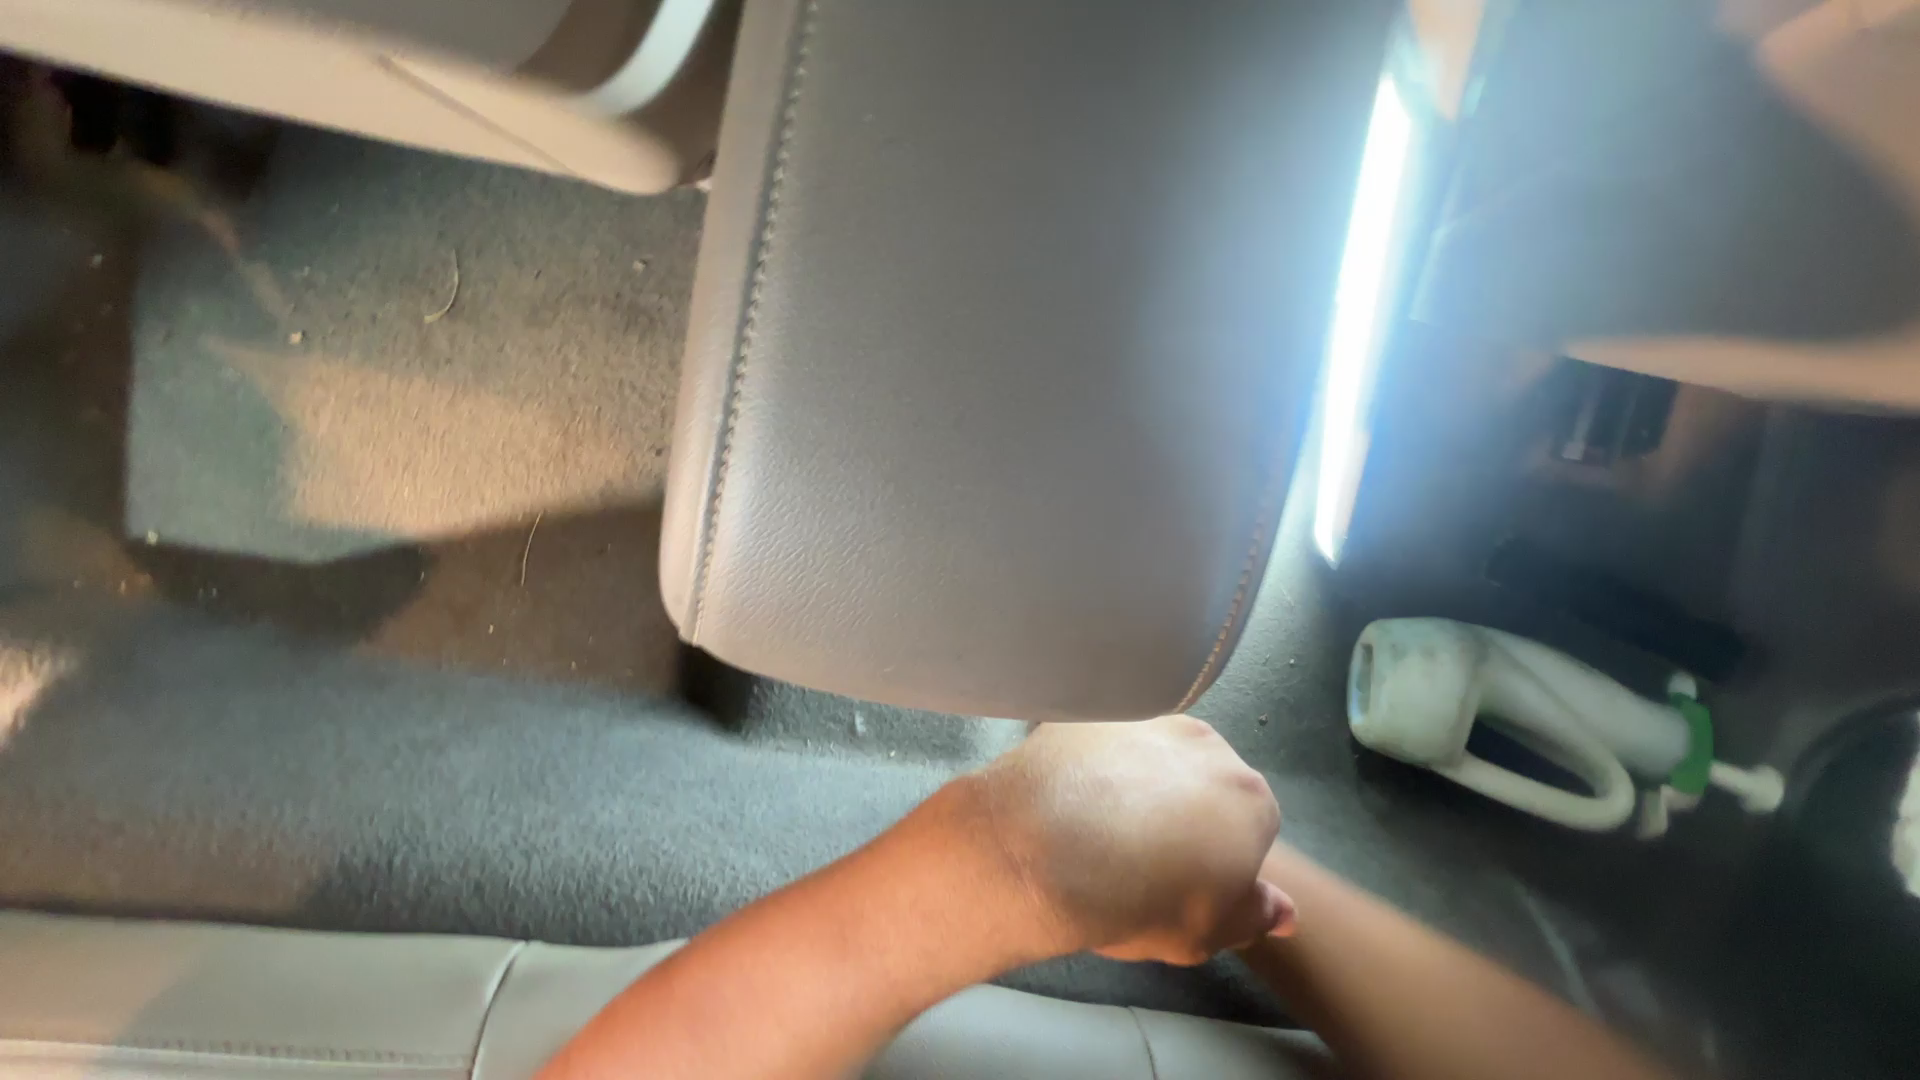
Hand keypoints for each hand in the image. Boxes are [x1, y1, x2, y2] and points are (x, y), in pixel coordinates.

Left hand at [957, 715, 1294, 965]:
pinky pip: (1099, 740)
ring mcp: (1142, 719)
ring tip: (1097, 819)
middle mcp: (1204, 743)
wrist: (1048, 849)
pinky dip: (1090, 760)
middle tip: (1140, 850)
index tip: (1182, 879)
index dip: (1215, 855)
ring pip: (1150, 751)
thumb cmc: (1141, 901)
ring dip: (1136, 775)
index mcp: (1248, 796)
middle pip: (1202, 777)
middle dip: (1182, 806)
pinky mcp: (1089, 713)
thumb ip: (1252, 914)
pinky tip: (1066, 790)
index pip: (1248, 826)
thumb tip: (1284, 910)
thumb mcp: (1207, 933)